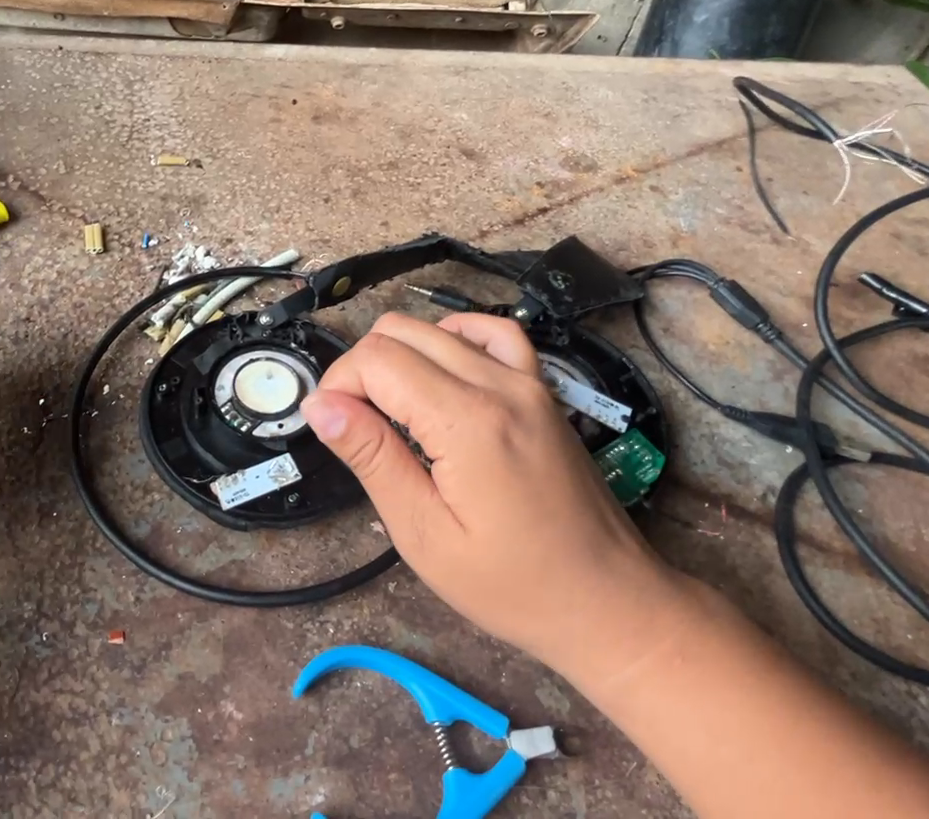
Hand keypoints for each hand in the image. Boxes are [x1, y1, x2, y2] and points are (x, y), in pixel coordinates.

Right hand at [300, 312, 692, 682]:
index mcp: (465, 421)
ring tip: (391, 410)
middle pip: (398, 333)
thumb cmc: (512, 584)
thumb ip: (371, 457)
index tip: (332, 428)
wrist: (609, 601)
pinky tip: (438, 372)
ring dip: (398, 356)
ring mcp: (526, 381)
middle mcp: (498, 385)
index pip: (375, 360)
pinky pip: (492, 333)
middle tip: (355, 425)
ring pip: (436, 327)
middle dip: (359, 369)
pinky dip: (452, 338)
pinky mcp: (541, 390)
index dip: (337, 385)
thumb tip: (319, 405)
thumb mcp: (424, 534)